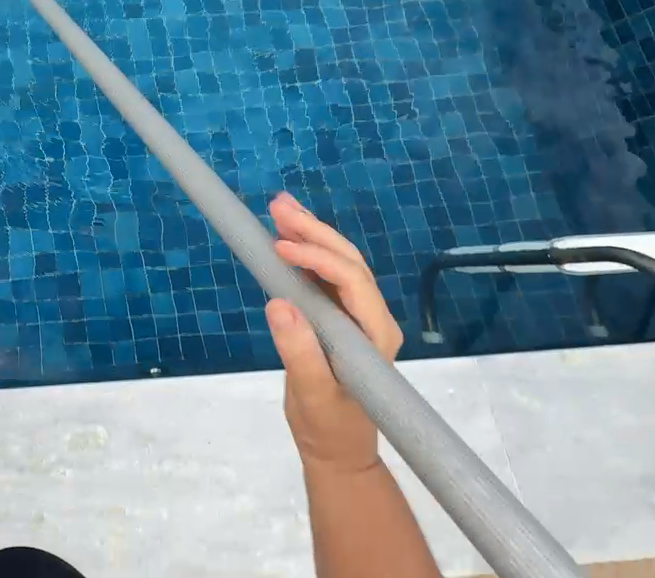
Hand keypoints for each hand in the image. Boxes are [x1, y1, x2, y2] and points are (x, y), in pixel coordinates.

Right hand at [263, 192, 403, 475]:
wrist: (336, 449)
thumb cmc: (328, 426)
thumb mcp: (310, 394)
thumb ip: (299, 352)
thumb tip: (278, 303)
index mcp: (376, 336)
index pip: (354, 283)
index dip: (319, 258)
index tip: (280, 247)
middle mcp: (371, 319)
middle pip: (349, 263)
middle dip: (315, 231)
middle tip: (277, 205)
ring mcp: (356, 316)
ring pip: (338, 263)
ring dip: (310, 233)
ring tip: (279, 208)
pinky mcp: (337, 317)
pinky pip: (324, 274)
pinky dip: (304, 250)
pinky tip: (284, 234)